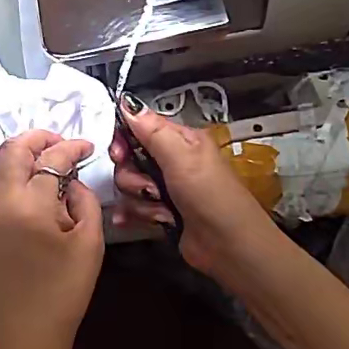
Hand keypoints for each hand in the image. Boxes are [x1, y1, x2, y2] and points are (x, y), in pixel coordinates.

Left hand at [0, 131, 103, 348]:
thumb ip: (84, 200)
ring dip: (12, 153)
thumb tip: (71, 178)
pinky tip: (19, 182)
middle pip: (11, 150)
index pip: (51, 160)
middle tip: (60, 144)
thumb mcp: (90, 242)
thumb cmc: (66, 288)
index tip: (87, 147)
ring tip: (37, 161)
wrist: (28, 325)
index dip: (72, 147)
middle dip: (38, 138)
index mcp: (30, 206)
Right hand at [110, 106, 270, 281]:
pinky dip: (133, 215)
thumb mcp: (182, 157)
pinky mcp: (161, 212)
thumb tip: (128, 102)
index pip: (138, 129)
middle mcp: (171, 162)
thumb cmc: (210, 197)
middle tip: (147, 188)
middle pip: (129, 160)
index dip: (123, 140)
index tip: (120, 154)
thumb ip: (152, 131)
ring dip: (138, 200)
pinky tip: (137, 221)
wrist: (228, 246)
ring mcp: (165, 188)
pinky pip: (133, 207)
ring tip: (160, 209)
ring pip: (129, 186)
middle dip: (131, 176)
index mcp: (180, 141)